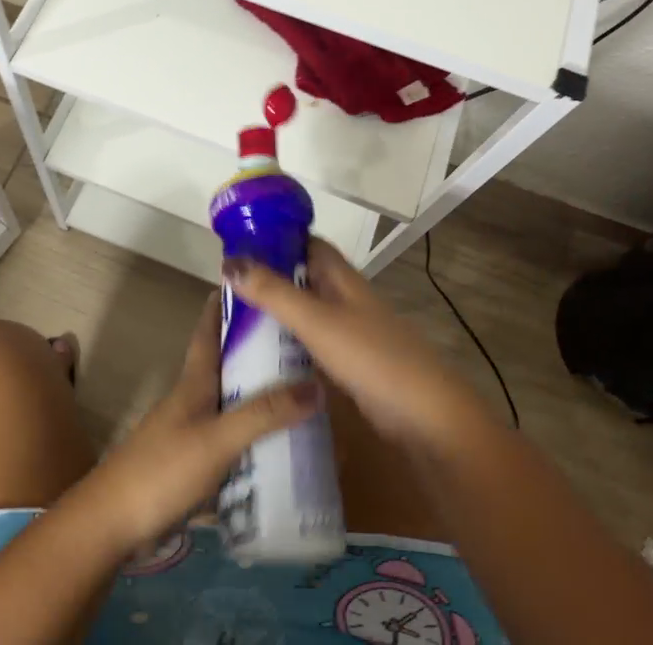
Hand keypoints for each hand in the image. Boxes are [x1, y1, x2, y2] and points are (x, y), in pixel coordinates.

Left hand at [68, 293, 320, 552]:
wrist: (113, 524)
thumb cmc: (161, 471)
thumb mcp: (217, 439)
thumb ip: (264, 414)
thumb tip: (318, 386)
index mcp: (194, 383)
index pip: (210, 330)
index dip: (227, 304)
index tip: (255, 282)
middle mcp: (194, 402)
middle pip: (230, 368)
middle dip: (262, 353)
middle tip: (308, 346)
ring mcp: (193, 436)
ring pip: (236, 408)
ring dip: (266, 401)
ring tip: (310, 401)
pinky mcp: (196, 469)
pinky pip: (236, 447)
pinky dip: (260, 445)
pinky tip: (287, 456)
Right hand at [226, 239, 501, 457]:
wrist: (425, 415)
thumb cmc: (372, 357)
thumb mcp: (316, 321)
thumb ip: (274, 293)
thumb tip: (229, 261)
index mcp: (344, 280)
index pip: (309, 243)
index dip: (278, 236)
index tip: (240, 241)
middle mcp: (348, 300)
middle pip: (306, 277)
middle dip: (271, 276)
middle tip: (227, 285)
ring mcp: (352, 333)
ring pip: (308, 311)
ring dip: (278, 311)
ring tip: (236, 317)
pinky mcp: (352, 364)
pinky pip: (313, 343)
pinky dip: (290, 342)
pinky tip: (265, 355)